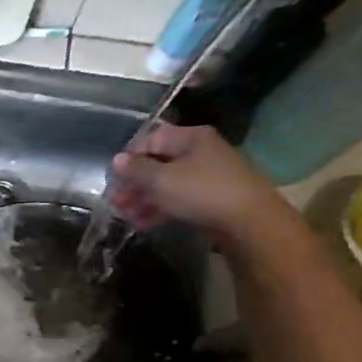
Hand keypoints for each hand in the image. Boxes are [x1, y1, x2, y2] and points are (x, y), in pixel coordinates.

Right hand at [108, 124, 289, 249]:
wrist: (248, 222)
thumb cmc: (201, 192)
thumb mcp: (162, 179)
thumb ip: (136, 170)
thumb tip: (117, 160)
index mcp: (190, 138)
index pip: (151, 140)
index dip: (129, 157)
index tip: (113, 177)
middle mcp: (200, 153)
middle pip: (158, 164)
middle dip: (134, 183)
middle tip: (115, 202)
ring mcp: (207, 177)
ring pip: (167, 185)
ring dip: (143, 199)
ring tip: (126, 216)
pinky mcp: (210, 201)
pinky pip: (178, 200)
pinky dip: (160, 209)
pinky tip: (143, 223)